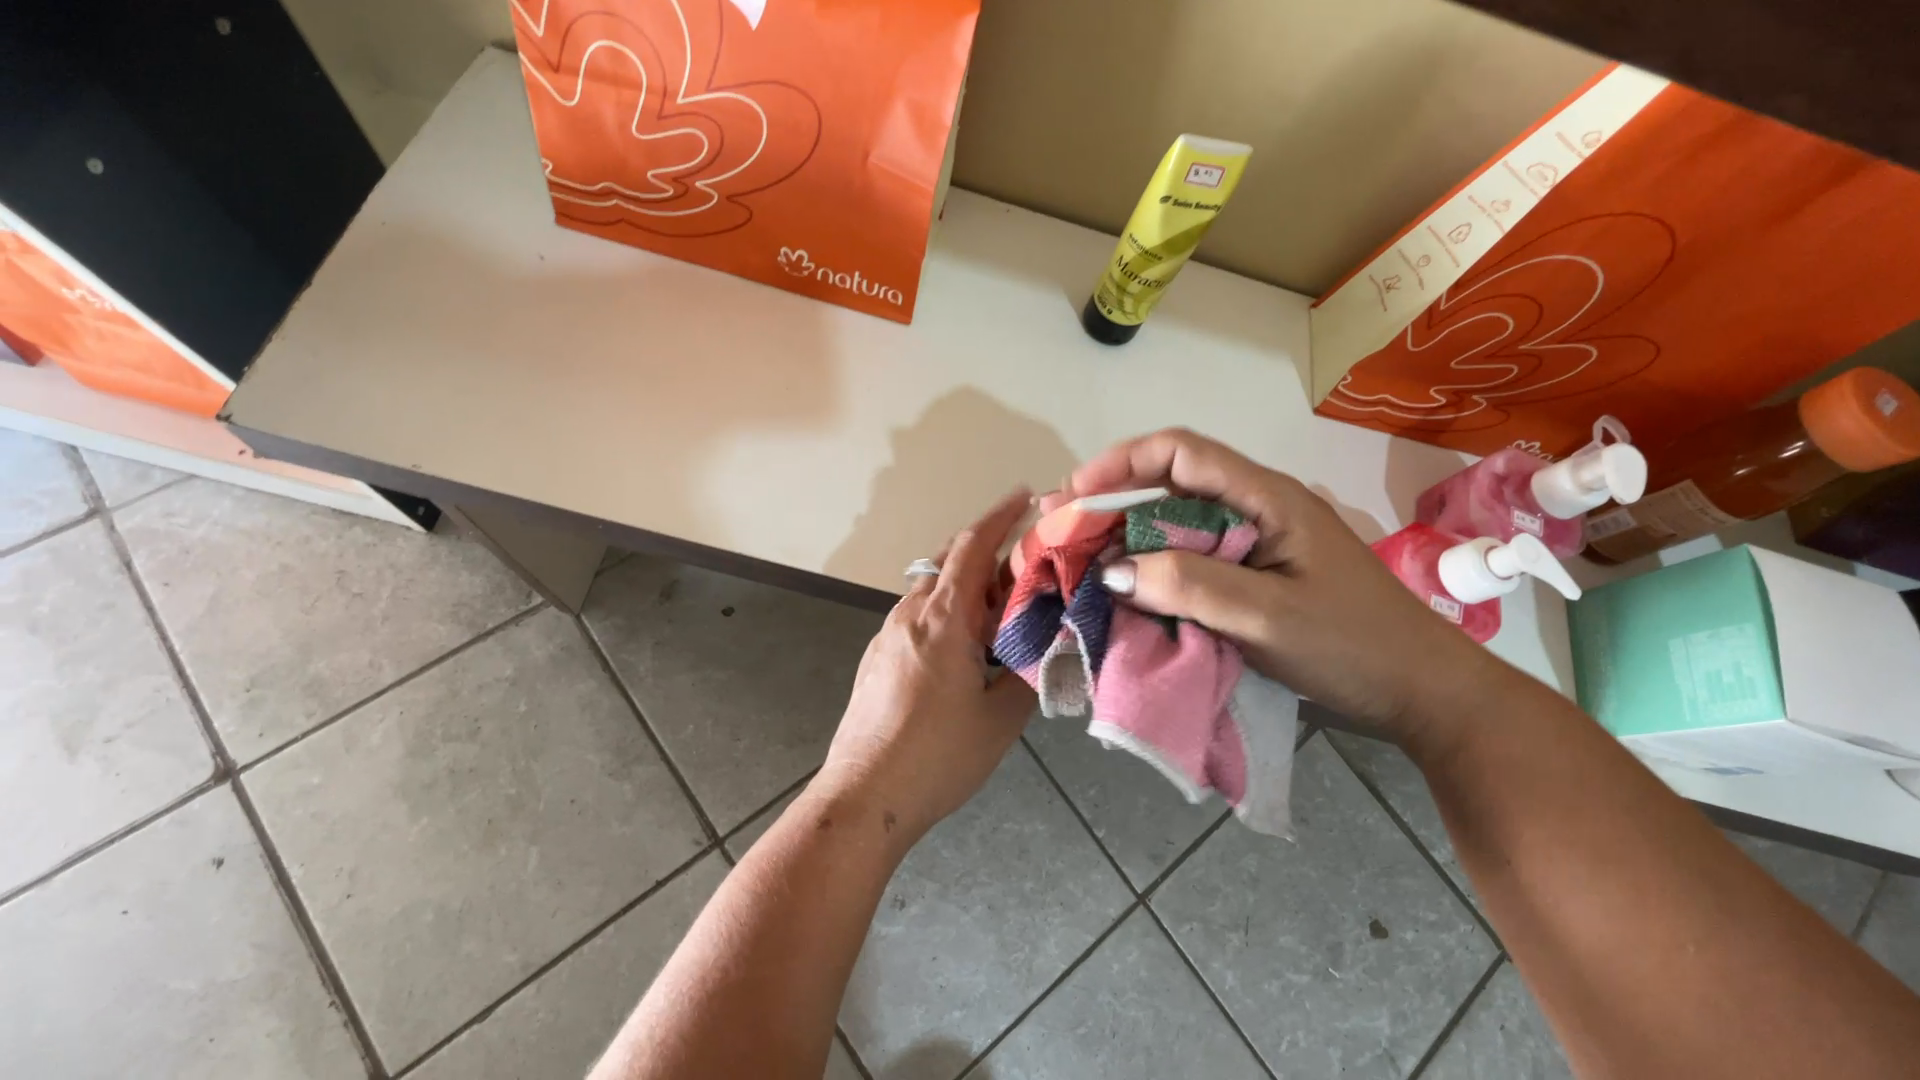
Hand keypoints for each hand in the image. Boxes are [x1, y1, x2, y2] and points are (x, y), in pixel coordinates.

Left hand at [812, 490, 1037, 845]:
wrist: (863, 798)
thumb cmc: (937, 757)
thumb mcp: (1000, 719)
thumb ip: (1028, 672)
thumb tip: (1046, 646)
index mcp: (942, 618)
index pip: (972, 547)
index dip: (1000, 516)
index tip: (1025, 496)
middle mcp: (909, 615)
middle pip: (948, 563)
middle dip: (988, 553)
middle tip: (1027, 567)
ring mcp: (887, 637)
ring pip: (931, 591)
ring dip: (966, 588)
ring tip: (1003, 612)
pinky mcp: (877, 660)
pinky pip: (917, 618)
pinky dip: (947, 613)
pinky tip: (967, 647)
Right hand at [1065, 428, 1503, 744]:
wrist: (1422, 693)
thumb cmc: (1353, 645)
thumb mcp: (1267, 616)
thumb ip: (1189, 586)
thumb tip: (1113, 570)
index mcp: (1267, 498)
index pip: (1183, 453)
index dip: (1122, 463)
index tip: (1075, 494)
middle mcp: (1258, 510)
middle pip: (1172, 487)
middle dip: (1113, 504)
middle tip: (1063, 533)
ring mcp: (1258, 546)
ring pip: (1179, 527)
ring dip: (1130, 541)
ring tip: (1082, 565)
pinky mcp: (1257, 579)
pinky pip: (1193, 563)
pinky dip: (1155, 573)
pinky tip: (1128, 594)